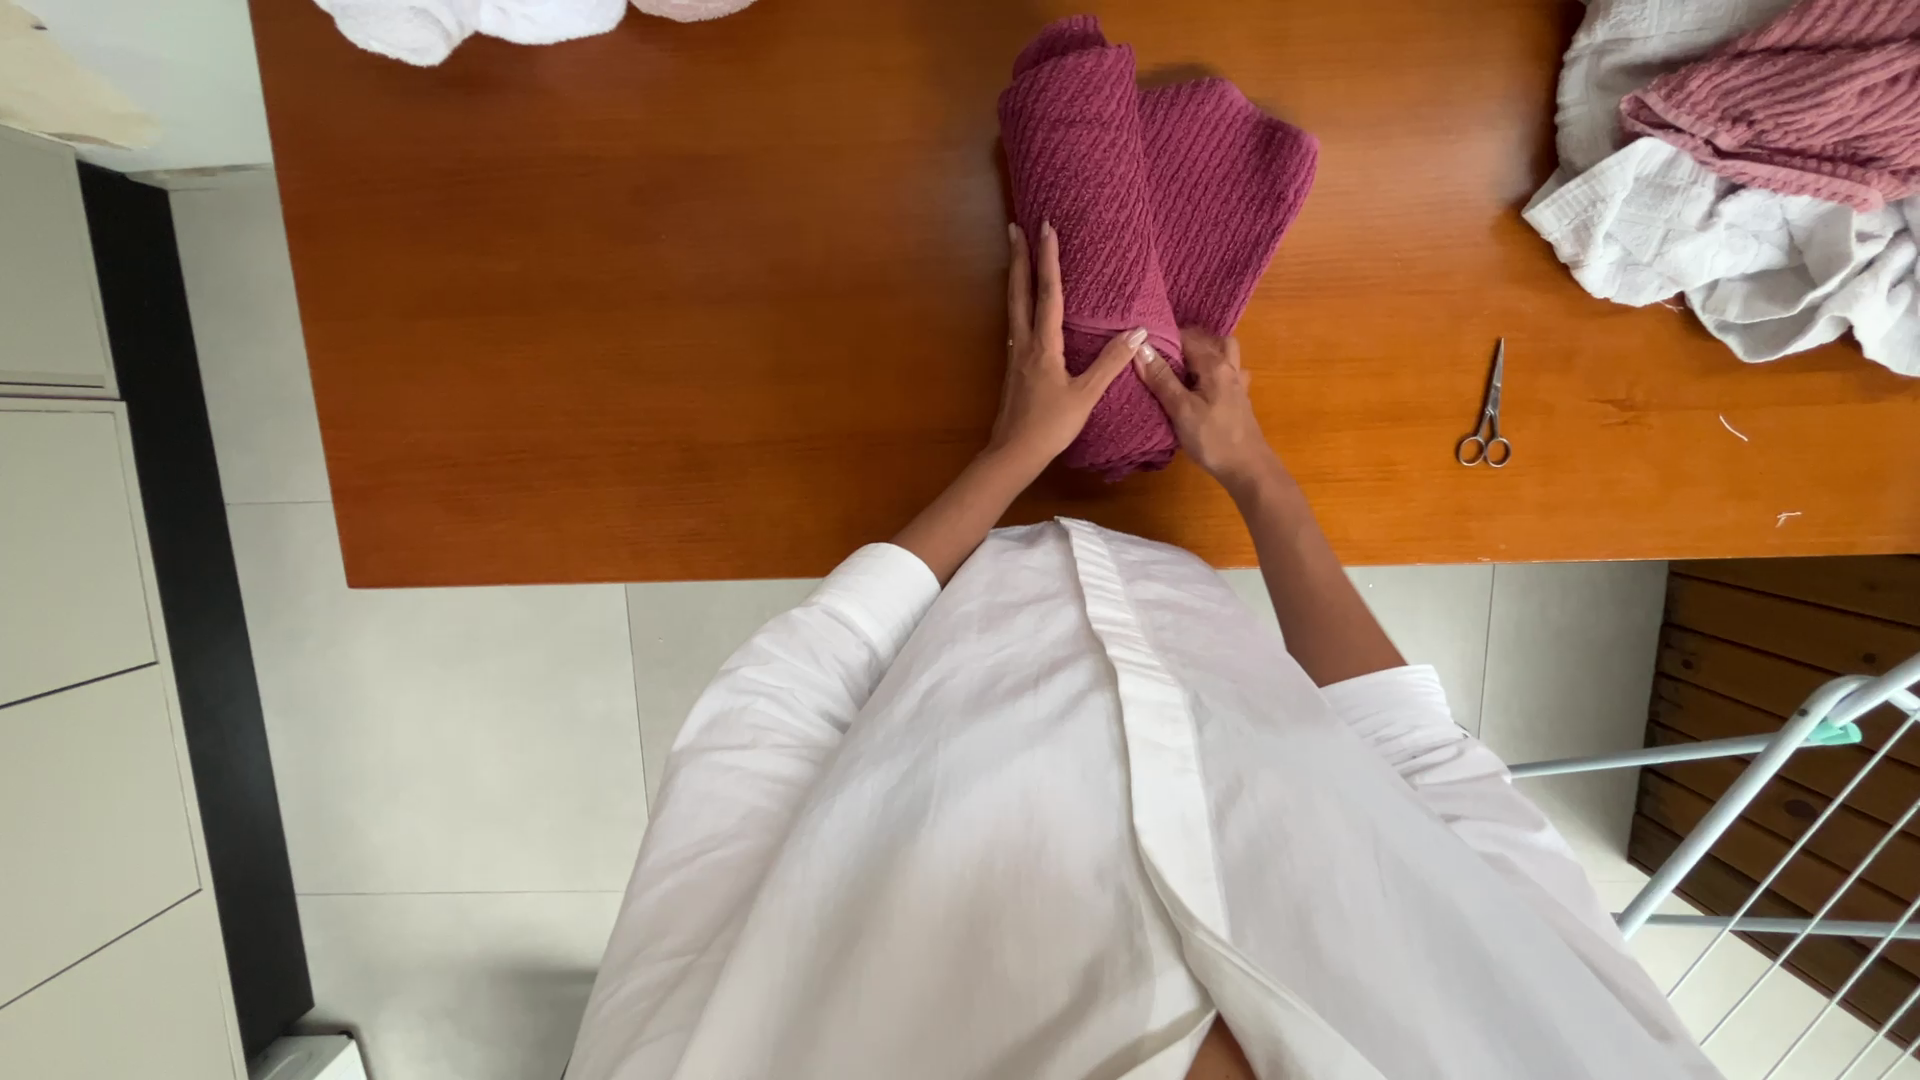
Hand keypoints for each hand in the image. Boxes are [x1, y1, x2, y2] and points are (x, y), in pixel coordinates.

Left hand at [988, 222, 1147, 469]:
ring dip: (1015, 278)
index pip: (1048, 293)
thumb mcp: (1086, 395)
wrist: (1013, 453)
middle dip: (1019, 258)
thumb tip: (1138, 331)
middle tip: (1015, 226)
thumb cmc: (1050, 426)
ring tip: (1016, 257)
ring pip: (1013, 307)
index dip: (1049, 259)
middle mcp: (1023, 344)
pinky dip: (1018, 306)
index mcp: (1043, 346)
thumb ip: (1111, 362)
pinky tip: (1021, 310)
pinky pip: (1015, 326)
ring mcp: (1014, 356)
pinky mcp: (1012, 370)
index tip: (1047, 227)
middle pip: (1019, 292)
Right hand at [1134, 328, 1284, 495]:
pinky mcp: (1238, 399)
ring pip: (1223, 354)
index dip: (1165, 337)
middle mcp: (1229, 368)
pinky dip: (1213, 371)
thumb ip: (1161, 378)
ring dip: (1204, 352)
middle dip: (1186, 340)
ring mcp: (1237, 383)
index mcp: (1214, 365)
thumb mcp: (1181, 409)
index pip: (1187, 337)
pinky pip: (1227, 373)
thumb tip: (1141, 347)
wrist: (1246, 467)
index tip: (1143, 343)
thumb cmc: (1212, 438)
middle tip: (1161, 352)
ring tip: (1181, 364)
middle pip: (1210, 340)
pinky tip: (1203, 383)